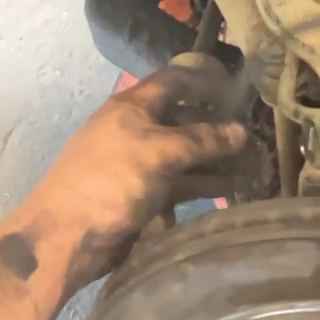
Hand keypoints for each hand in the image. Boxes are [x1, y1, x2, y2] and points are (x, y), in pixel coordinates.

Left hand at [21, 65, 247, 287]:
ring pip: (185, 155)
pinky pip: (179, 184)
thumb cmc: (111, 180)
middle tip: (255, 139)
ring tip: (253, 168)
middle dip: (218, 128)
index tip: (238, 90)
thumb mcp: (160, 152)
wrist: (64, 238)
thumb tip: (241, 132)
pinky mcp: (143, 196)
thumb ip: (203, 140)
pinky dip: (202, 185)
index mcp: (133, 106)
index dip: (204, 82)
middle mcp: (137, 129)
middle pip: (184, 120)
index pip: (174, 81)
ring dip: (215, 161)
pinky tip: (231, 192)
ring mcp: (139, 164)